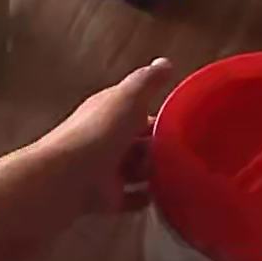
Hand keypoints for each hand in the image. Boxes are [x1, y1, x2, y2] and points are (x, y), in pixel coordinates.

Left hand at [28, 59, 175, 212]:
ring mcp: (106, 171)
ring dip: (157, 171)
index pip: (136, 110)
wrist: (71, 175)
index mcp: (107, 112)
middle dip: (160, 145)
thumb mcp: (128, 97)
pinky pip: (134, 198)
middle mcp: (105, 140)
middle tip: (190, 150)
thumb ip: (148, 81)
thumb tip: (166, 62)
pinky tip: (169, 197)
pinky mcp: (108, 198)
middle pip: (139, 142)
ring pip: (137, 170)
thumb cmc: (101, 130)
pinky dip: (149, 197)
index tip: (187, 119)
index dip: (159, 113)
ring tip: (186, 172)